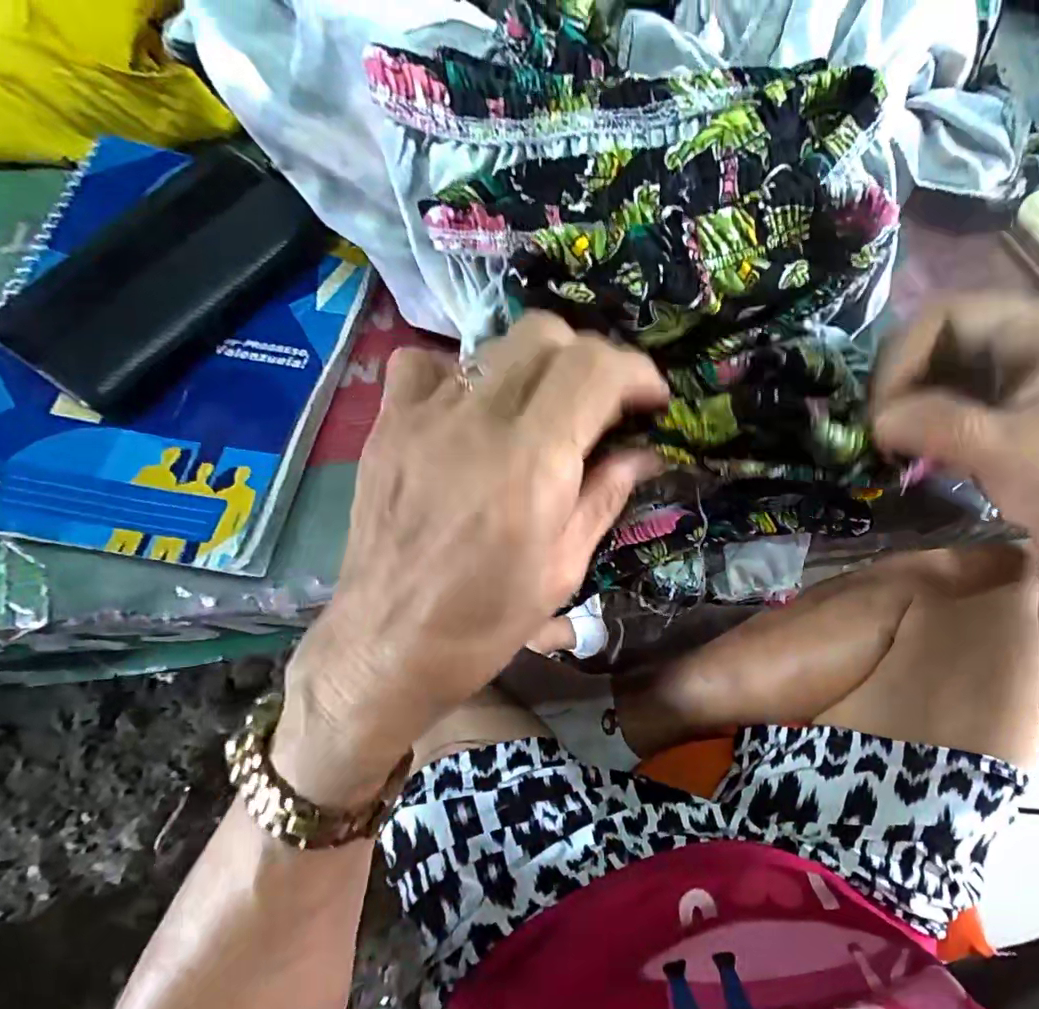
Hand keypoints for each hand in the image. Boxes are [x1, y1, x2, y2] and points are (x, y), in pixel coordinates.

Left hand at [274, 313, 668, 803]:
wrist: (389, 643)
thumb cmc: (485, 621)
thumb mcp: (563, 568)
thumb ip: (604, 495)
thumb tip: (642, 453)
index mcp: (532, 462)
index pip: (594, 368)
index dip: (635, 371)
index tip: (651, 400)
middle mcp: (479, 420)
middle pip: (546, 334)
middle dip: (589, 360)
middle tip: (600, 406)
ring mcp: (425, 416)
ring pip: (494, 344)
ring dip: (534, 367)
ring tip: (540, 411)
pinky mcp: (388, 425)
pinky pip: (426, 366)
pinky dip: (461, 376)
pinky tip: (469, 412)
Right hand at [871, 294, 1038, 559]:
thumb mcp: (1015, 454)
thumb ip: (947, 428)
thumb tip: (878, 420)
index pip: (948, 315)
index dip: (903, 357)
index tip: (882, 410)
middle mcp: (1024, 331)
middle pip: (933, 336)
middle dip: (899, 381)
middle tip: (879, 428)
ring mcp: (1007, 362)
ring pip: (929, 365)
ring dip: (902, 401)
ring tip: (890, 440)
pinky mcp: (993, 393)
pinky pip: (936, 390)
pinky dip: (914, 415)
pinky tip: (907, 444)